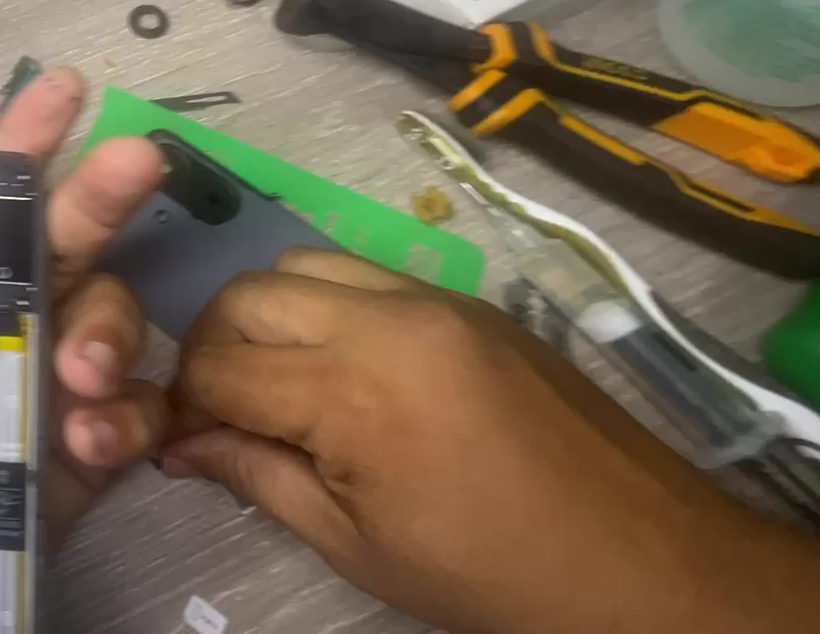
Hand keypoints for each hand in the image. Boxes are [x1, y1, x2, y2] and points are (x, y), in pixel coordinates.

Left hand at [0, 67, 169, 546]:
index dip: (23, 137)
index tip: (62, 90)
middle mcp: (8, 303)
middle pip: (67, 231)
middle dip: (103, 190)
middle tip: (135, 160)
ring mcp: (53, 365)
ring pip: (110, 312)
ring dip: (108, 328)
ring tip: (76, 371)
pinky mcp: (87, 435)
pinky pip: (131, 410)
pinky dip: (122, 418)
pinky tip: (85, 439)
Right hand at [162, 248, 819, 633]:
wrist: (664, 574)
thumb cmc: (493, 576)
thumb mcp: (354, 546)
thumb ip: (251, 476)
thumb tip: (174, 442)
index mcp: (350, 397)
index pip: (217, 370)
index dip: (184, 401)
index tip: (181, 430)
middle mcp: (380, 323)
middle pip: (242, 297)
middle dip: (212, 345)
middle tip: (223, 397)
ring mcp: (426, 298)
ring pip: (292, 263)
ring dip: (262, 311)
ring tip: (276, 365)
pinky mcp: (460, 297)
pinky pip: (356, 268)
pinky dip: (320, 299)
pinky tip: (338, 351)